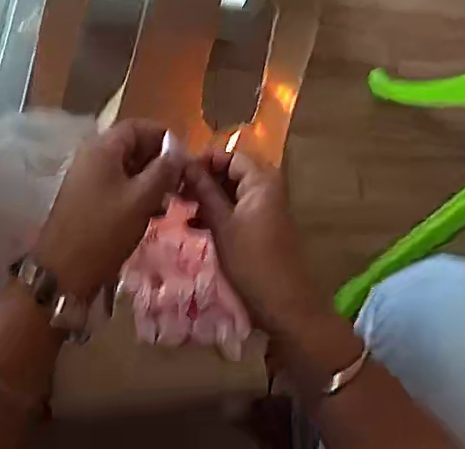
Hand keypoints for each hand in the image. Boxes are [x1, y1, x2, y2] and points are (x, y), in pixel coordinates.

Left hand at [33, 119, 183, 300]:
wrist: (62, 273)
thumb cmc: (104, 231)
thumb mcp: (141, 199)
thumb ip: (163, 171)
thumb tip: (179, 151)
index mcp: (103, 147)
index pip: (137, 126)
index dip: (163, 136)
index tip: (185, 157)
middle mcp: (93, 156)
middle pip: (132, 145)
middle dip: (159, 160)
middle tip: (182, 181)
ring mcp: (88, 178)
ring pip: (127, 167)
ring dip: (150, 179)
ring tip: (171, 200)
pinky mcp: (88, 198)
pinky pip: (118, 185)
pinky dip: (137, 193)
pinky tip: (152, 212)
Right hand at [182, 151, 328, 338]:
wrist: (287, 308)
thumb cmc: (252, 261)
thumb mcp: (222, 224)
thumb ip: (204, 191)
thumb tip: (185, 164)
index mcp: (262, 180)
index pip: (229, 156)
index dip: (204, 161)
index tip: (178, 174)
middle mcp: (268, 187)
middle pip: (231, 172)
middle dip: (204, 181)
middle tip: (177, 193)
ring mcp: (268, 207)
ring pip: (233, 192)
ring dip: (208, 199)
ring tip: (182, 210)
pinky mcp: (265, 226)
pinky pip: (239, 209)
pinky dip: (220, 214)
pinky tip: (197, 227)